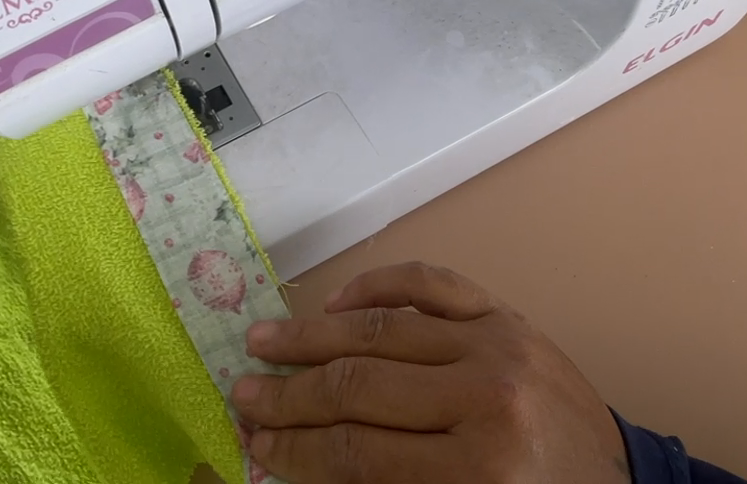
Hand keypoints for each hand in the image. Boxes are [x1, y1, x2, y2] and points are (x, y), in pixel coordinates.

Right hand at [231, 262, 629, 483]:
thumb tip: (295, 459)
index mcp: (479, 472)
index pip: (356, 454)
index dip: (294, 451)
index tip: (253, 443)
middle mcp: (483, 398)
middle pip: (358, 387)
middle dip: (289, 395)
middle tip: (242, 392)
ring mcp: (494, 343)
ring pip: (380, 328)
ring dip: (311, 336)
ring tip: (263, 342)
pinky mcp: (504, 313)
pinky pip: (428, 282)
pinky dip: (376, 285)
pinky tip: (334, 301)